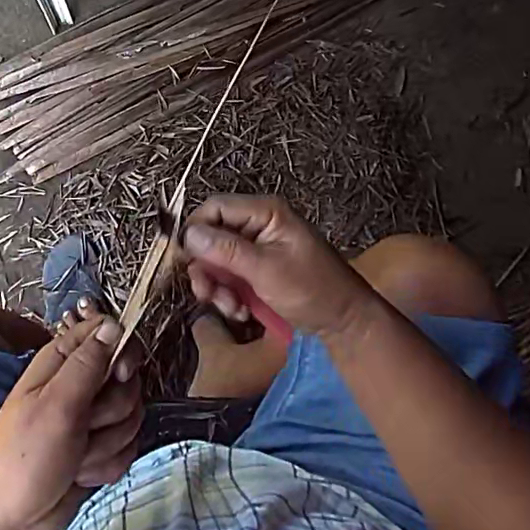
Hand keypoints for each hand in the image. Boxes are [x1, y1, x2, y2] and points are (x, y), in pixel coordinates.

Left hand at [0, 315, 143, 529]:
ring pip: (131, 414)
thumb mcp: (55, 405)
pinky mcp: (99, 446)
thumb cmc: (23, 459)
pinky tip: (82, 473)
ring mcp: (91, 417)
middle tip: (83, 426)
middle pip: (127, 379)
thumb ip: (88, 363)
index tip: (119, 375)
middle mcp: (78, 383)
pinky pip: (127, 445)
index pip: (109, 333)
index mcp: (61, 361)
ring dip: (108, 441)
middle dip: (113, 409)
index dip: (122, 352)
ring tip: (76, 456)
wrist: (7, 523)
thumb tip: (114, 324)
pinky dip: (108, 463)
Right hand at [183, 195, 380, 336]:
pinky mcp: (256, 269)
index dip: (196, 230)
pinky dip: (228, 294)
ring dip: (217, 286)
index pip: (215, 208)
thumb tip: (188, 234)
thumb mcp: (265, 270)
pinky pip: (229, 276)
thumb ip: (226, 251)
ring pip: (216, 259)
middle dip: (207, 267)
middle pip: (212, 235)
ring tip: (231, 309)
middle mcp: (258, 224)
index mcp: (265, 212)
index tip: (186, 260)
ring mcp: (257, 248)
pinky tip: (240, 311)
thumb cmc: (311, 289)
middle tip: (207, 294)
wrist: (343, 321)